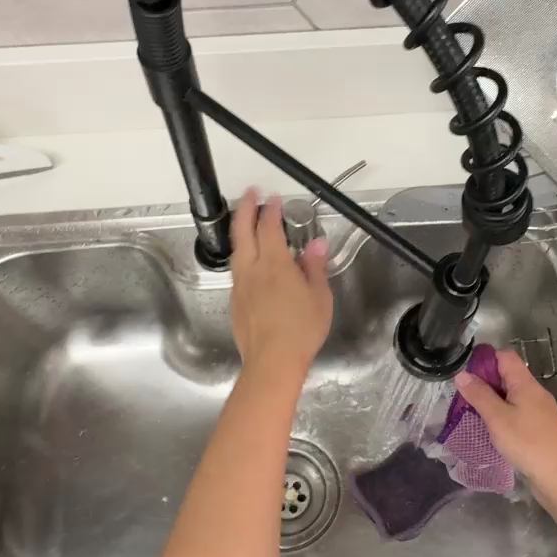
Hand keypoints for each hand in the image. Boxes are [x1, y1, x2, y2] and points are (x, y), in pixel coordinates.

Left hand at [229, 188, 332, 377]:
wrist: (272, 362)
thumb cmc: (301, 330)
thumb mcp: (320, 297)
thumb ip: (315, 267)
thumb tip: (316, 246)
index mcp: (275, 264)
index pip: (269, 227)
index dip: (271, 210)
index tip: (273, 199)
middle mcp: (252, 270)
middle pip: (242, 231)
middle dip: (245, 209)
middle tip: (250, 195)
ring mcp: (240, 286)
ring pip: (236, 250)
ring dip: (241, 232)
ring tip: (248, 224)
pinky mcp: (236, 302)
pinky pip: (238, 270)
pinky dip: (243, 256)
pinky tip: (252, 263)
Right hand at [454, 348, 556, 497]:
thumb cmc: (527, 443)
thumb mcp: (497, 417)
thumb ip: (479, 395)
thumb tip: (462, 375)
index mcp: (526, 384)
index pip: (506, 356)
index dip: (485, 359)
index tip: (465, 373)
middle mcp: (536, 393)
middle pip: (509, 375)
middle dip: (486, 382)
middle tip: (464, 396)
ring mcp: (540, 411)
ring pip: (513, 396)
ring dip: (493, 400)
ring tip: (473, 413)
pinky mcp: (541, 429)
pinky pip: (518, 412)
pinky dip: (503, 415)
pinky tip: (493, 430)